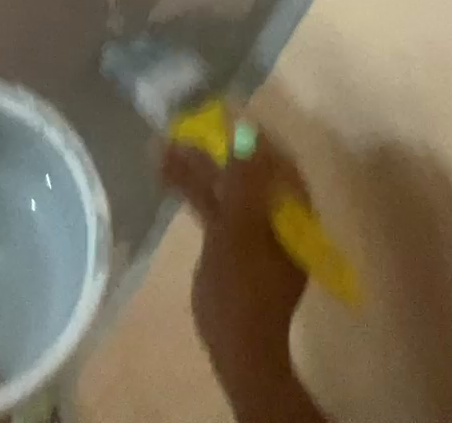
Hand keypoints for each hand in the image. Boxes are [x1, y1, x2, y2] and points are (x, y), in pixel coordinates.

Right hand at [161, 111, 326, 421]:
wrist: (236, 344)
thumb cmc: (244, 287)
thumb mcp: (241, 229)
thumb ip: (242, 179)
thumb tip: (244, 129)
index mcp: (291, 208)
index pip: (273, 154)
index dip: (246, 129)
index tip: (215, 106)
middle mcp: (276, 210)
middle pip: (244, 166)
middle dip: (212, 144)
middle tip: (179, 121)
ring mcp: (251, 225)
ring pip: (223, 183)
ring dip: (194, 164)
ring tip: (160, 143)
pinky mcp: (228, 239)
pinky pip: (210, 203)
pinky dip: (189, 186)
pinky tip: (162, 170)